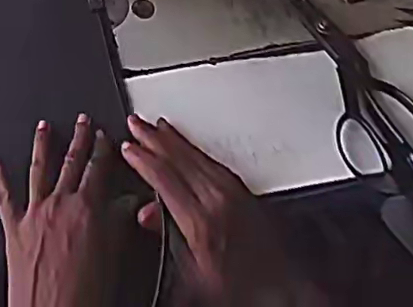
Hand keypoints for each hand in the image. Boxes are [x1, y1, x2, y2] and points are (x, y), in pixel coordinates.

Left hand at [0, 115, 115, 306]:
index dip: (103, 149)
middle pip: (72, 161)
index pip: (98, 168)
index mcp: (86, 209)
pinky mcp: (13, 229)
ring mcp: (34, 214)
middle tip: (82, 120)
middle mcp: (59, 204)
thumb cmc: (84, 299)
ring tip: (43, 126)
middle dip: (79, 137)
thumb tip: (130, 203)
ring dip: (42, 144)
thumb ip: (119, 223)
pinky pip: (3, 196)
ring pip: (39, 168)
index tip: (105, 136)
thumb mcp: (113, 257)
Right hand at [121, 115, 326, 306]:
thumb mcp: (194, 279)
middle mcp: (215, 199)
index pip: (164, 178)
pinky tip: (181, 140)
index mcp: (200, 223)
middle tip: (134, 123)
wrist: (284, 288)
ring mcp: (229, 189)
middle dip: (152, 138)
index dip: (143, 159)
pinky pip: (208, 157)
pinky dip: (189, 144)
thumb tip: (147, 215)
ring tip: (152, 124)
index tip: (128, 148)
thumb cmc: (241, 288)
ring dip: (169, 137)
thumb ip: (167, 242)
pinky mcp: (239, 186)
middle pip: (177, 158)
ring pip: (193, 153)